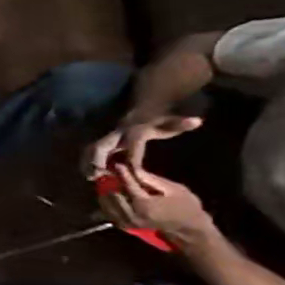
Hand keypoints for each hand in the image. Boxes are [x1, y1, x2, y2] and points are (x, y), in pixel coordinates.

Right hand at [83, 114, 202, 177]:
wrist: (149, 107)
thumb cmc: (163, 118)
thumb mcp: (174, 121)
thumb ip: (182, 122)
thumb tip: (197, 121)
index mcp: (135, 132)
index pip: (132, 149)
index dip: (132, 163)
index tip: (133, 177)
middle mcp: (118, 135)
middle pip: (100, 148)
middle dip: (95, 161)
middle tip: (93, 177)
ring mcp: (110, 138)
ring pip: (92, 149)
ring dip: (87, 162)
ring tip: (88, 177)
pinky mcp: (107, 142)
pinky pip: (93, 152)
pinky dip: (89, 161)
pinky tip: (91, 172)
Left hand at [99, 164, 214, 242]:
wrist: (188, 227)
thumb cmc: (186, 205)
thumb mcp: (175, 189)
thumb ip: (152, 180)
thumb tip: (134, 169)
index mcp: (145, 205)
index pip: (129, 186)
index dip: (123, 174)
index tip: (118, 165)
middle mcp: (131, 214)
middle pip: (113, 194)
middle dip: (113, 183)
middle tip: (113, 174)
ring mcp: (125, 221)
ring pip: (106, 203)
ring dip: (107, 192)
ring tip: (111, 182)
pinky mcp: (123, 225)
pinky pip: (107, 211)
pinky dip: (107, 202)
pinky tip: (112, 194)